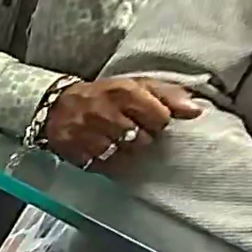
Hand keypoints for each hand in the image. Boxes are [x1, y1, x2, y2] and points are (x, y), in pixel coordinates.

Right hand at [43, 78, 200, 171]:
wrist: (56, 107)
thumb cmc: (102, 96)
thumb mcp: (134, 86)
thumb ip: (167, 95)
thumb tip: (196, 112)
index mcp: (124, 92)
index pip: (160, 118)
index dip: (158, 122)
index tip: (149, 120)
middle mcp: (106, 113)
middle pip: (143, 139)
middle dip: (140, 137)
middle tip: (129, 131)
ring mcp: (89, 134)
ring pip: (124, 154)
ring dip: (124, 150)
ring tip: (116, 140)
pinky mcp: (77, 152)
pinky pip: (104, 165)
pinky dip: (107, 161)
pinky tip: (103, 150)